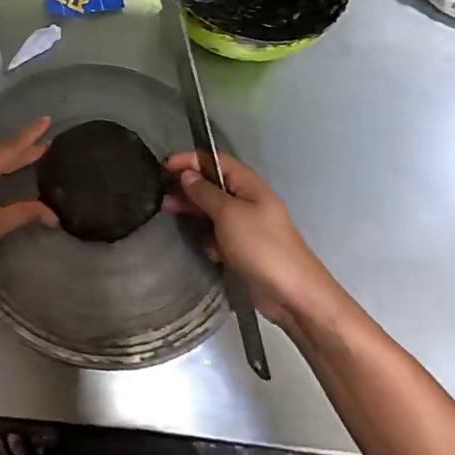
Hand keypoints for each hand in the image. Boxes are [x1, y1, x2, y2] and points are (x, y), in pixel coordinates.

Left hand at [0, 117, 57, 283]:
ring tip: (27, 156)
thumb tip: (53, 214)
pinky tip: (0, 170)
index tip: (46, 119)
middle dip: (23, 148)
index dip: (31, 134)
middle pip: (0, 151)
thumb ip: (25, 212)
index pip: (12, 146)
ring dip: (6, 157)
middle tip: (43, 143)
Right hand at [164, 151, 341, 327]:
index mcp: (249, 184)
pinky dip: (208, 237)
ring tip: (167, 212)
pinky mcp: (242, 246)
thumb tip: (187, 175)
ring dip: (192, 210)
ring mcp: (245, 224)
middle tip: (161, 192)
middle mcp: (247, 200)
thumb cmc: (261, 246)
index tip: (164, 167)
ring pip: (212, 209)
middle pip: (212, 184)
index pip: (216, 160)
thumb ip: (205, 192)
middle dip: (187, 186)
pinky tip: (203, 247)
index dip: (189, 160)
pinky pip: (218, 233)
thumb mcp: (228, 213)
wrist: (293, 294)